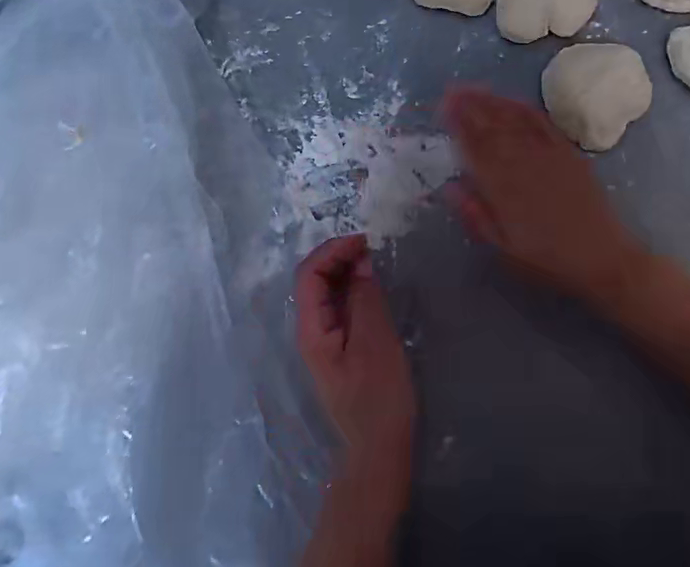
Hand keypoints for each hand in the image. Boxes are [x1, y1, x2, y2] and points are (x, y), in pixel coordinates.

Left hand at [294, 234, 417, 465]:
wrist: (380, 449)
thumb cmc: (377, 396)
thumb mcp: (376, 340)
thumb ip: (365, 297)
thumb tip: (361, 261)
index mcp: (310, 329)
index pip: (309, 274)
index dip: (332, 250)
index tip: (364, 240)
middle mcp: (310, 330)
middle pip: (315, 280)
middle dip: (339, 256)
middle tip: (372, 247)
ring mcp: (325, 339)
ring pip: (328, 292)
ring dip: (347, 270)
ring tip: (375, 260)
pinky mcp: (340, 347)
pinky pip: (341, 307)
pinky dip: (354, 288)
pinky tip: (373, 285)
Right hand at [442, 86, 649, 309]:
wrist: (603, 260)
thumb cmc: (549, 261)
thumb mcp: (504, 250)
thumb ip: (475, 216)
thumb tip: (448, 186)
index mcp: (501, 189)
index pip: (473, 148)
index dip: (457, 125)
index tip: (442, 108)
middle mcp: (522, 165)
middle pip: (490, 128)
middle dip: (469, 107)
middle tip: (451, 90)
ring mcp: (547, 155)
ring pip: (513, 121)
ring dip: (491, 102)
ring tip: (473, 88)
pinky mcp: (567, 153)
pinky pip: (542, 124)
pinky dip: (524, 108)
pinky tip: (512, 99)